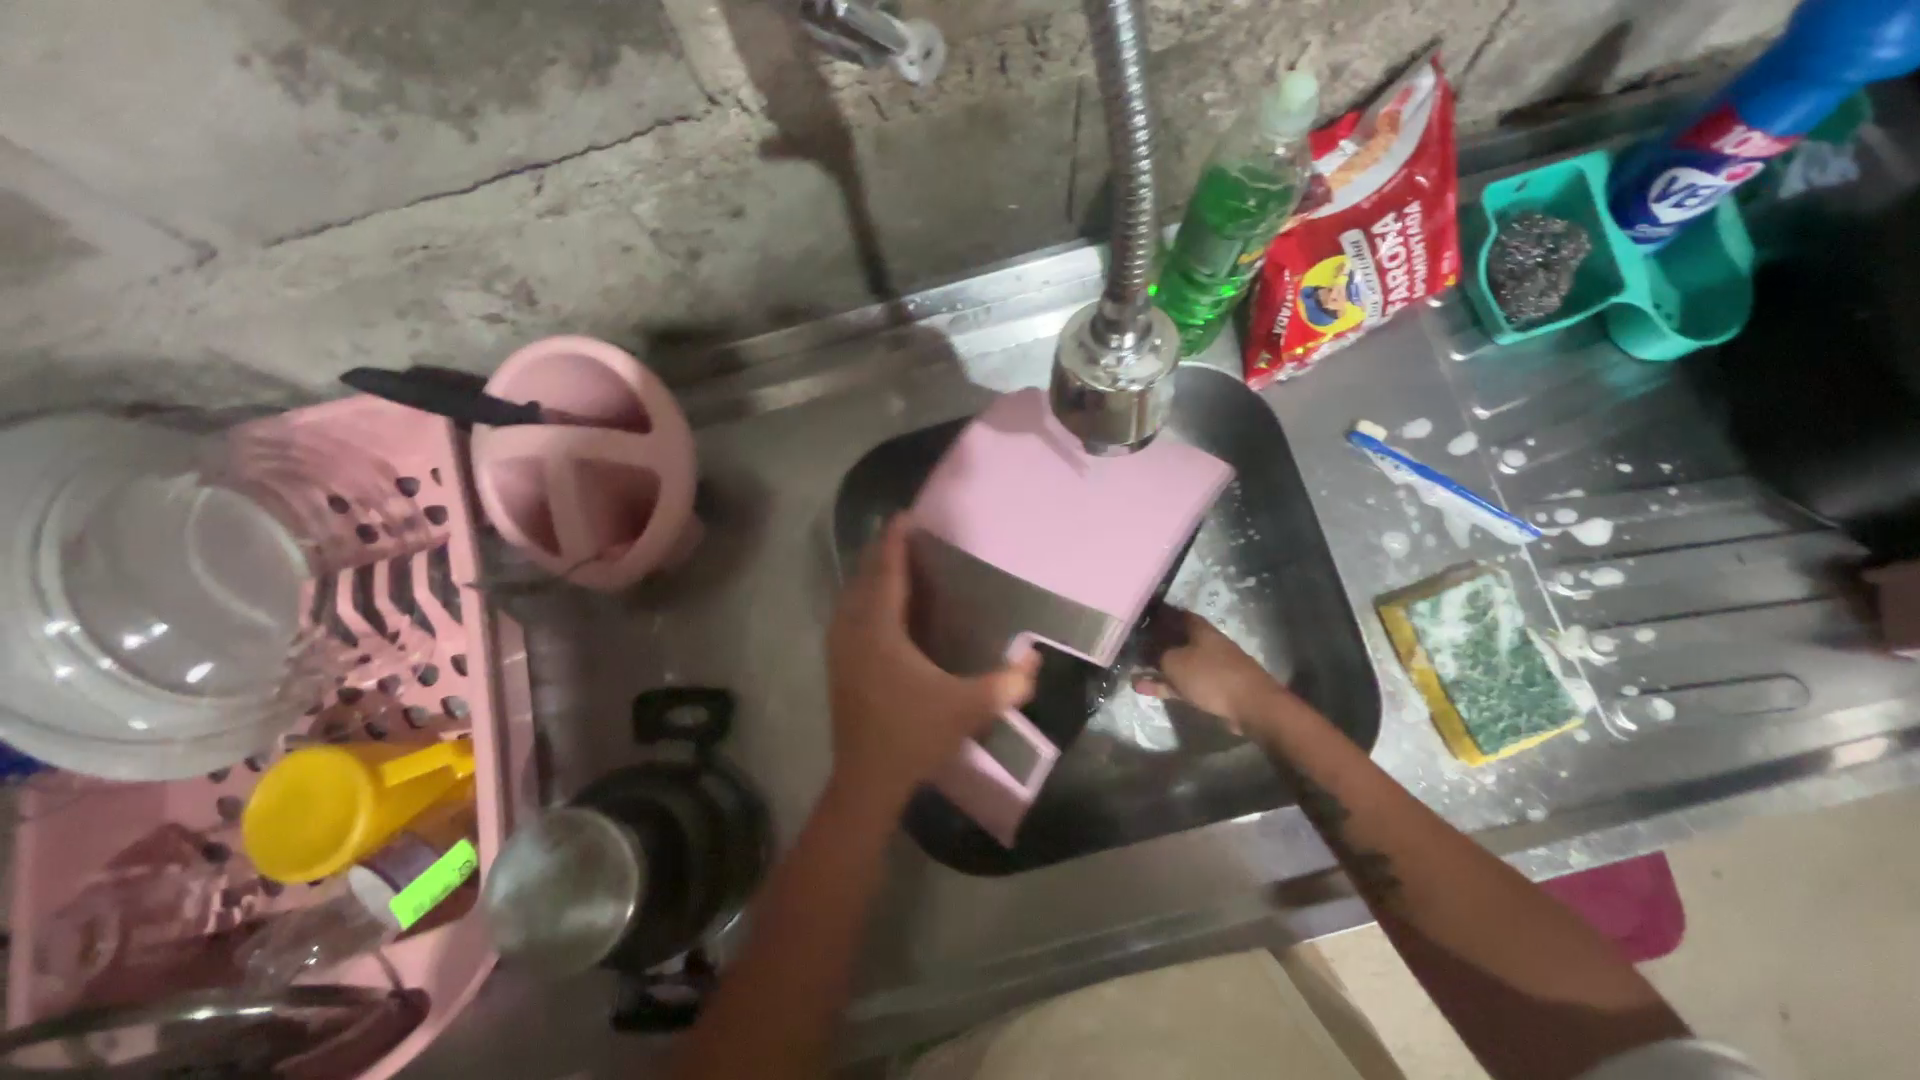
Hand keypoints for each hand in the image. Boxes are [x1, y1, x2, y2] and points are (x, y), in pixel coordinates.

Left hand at [827, 516, 1038, 808]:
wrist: (866, 780)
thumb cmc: (913, 736)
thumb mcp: (967, 709)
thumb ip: (1005, 684)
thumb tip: (1035, 660)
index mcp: (880, 631)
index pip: (887, 573)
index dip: (896, 542)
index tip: (905, 515)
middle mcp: (853, 631)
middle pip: (864, 578)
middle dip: (882, 552)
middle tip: (905, 533)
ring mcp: (840, 649)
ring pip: (851, 597)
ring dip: (871, 575)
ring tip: (894, 562)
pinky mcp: (838, 666)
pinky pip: (849, 615)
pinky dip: (864, 599)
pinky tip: (882, 608)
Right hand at [1133, 606, 1284, 730]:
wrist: (1250, 705)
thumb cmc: (1210, 675)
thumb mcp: (1174, 662)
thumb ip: (1156, 654)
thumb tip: (1145, 650)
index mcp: (1199, 629)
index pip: (1176, 614)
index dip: (1158, 615)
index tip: (1139, 619)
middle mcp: (1205, 644)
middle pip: (1176, 640)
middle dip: (1154, 643)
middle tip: (1131, 647)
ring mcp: (1209, 667)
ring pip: (1177, 663)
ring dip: (1156, 667)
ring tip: (1132, 671)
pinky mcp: (1211, 688)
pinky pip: (1182, 682)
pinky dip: (1164, 684)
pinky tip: (1143, 687)